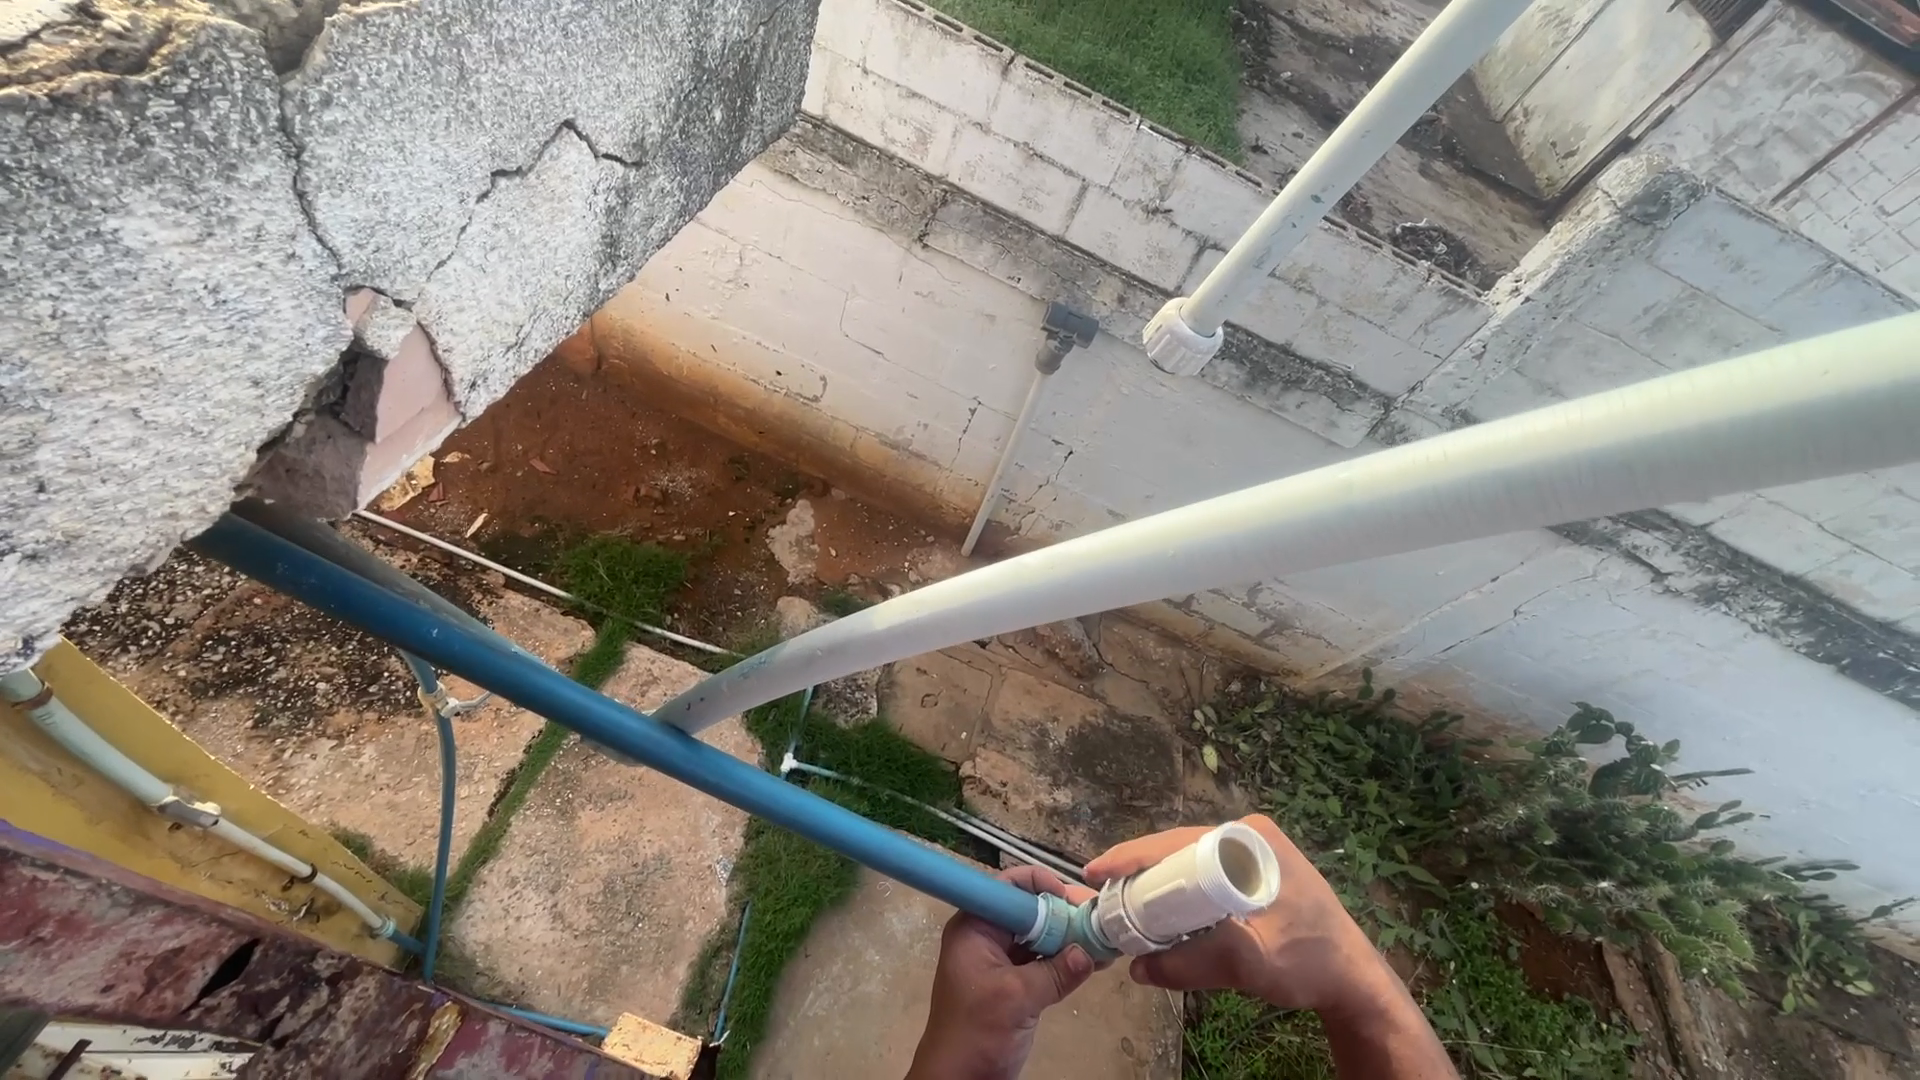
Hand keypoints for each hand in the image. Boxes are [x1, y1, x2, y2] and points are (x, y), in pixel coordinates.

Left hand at [905, 866, 1099, 1079]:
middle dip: (1062, 912)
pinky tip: (1094, 961)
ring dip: (1068, 936)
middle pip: (1027, 909)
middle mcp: (986, 935)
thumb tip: (1088, 953)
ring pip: (1038, 935)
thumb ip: (1054, 973)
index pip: (1009, 887)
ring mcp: (999, 959)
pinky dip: (1065, 959)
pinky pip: (1041, 960)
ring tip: (1103, 938)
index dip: (1041, 885)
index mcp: (975, 926)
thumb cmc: (976, 1031)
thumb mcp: (1016, 999)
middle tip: (1097, 917)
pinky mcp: (1013, 982)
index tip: (1073, 898)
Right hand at [1085, 814, 1395, 1015]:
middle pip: (1179, 847)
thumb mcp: (1248, 963)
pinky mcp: (1255, 867)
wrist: (1357, 982)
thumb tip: (1136, 967)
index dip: (1134, 858)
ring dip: (1158, 880)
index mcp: (1249, 839)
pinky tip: (1162, 905)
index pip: (1176, 842)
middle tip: (1105, 892)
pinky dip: (1179, 887)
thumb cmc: (1309, 963)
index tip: (1098, 874)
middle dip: (1140, 869)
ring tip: (1124, 899)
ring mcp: (1253, 848)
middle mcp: (1249, 833)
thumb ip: (1191, 963)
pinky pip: (1204, 870)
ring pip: (1188, 859)